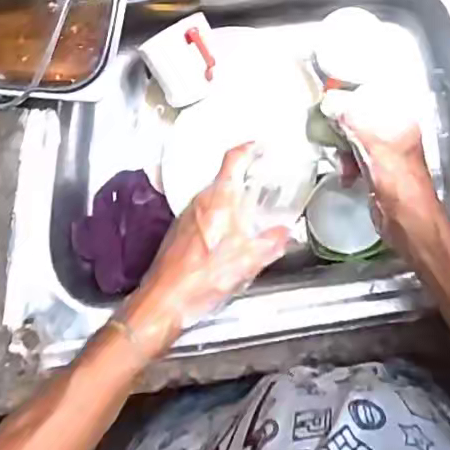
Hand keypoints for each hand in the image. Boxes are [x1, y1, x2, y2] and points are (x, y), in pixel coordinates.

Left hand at [119, 144, 290, 355]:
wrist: (162, 302)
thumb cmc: (201, 279)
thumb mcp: (247, 262)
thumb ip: (271, 243)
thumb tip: (286, 232)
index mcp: (219, 199)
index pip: (233, 159)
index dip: (248, 148)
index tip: (260, 146)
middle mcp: (200, 200)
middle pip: (224, 177)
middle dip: (244, 178)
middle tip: (261, 182)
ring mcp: (187, 215)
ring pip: (214, 196)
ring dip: (231, 199)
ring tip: (248, 211)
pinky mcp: (179, 231)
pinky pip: (204, 213)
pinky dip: (219, 216)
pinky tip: (226, 237)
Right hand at [321, 86, 446, 257]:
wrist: (409, 223)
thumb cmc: (398, 183)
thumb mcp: (374, 148)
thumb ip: (352, 123)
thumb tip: (331, 102)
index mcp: (401, 121)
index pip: (374, 96)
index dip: (353, 95)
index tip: (331, 96)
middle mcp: (394, 133)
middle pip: (363, 116)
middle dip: (344, 123)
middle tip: (328, 127)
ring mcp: (386, 152)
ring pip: (357, 137)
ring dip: (344, 145)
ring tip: (340, 159)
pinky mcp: (377, 170)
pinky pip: (357, 156)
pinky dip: (348, 162)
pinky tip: (345, 174)